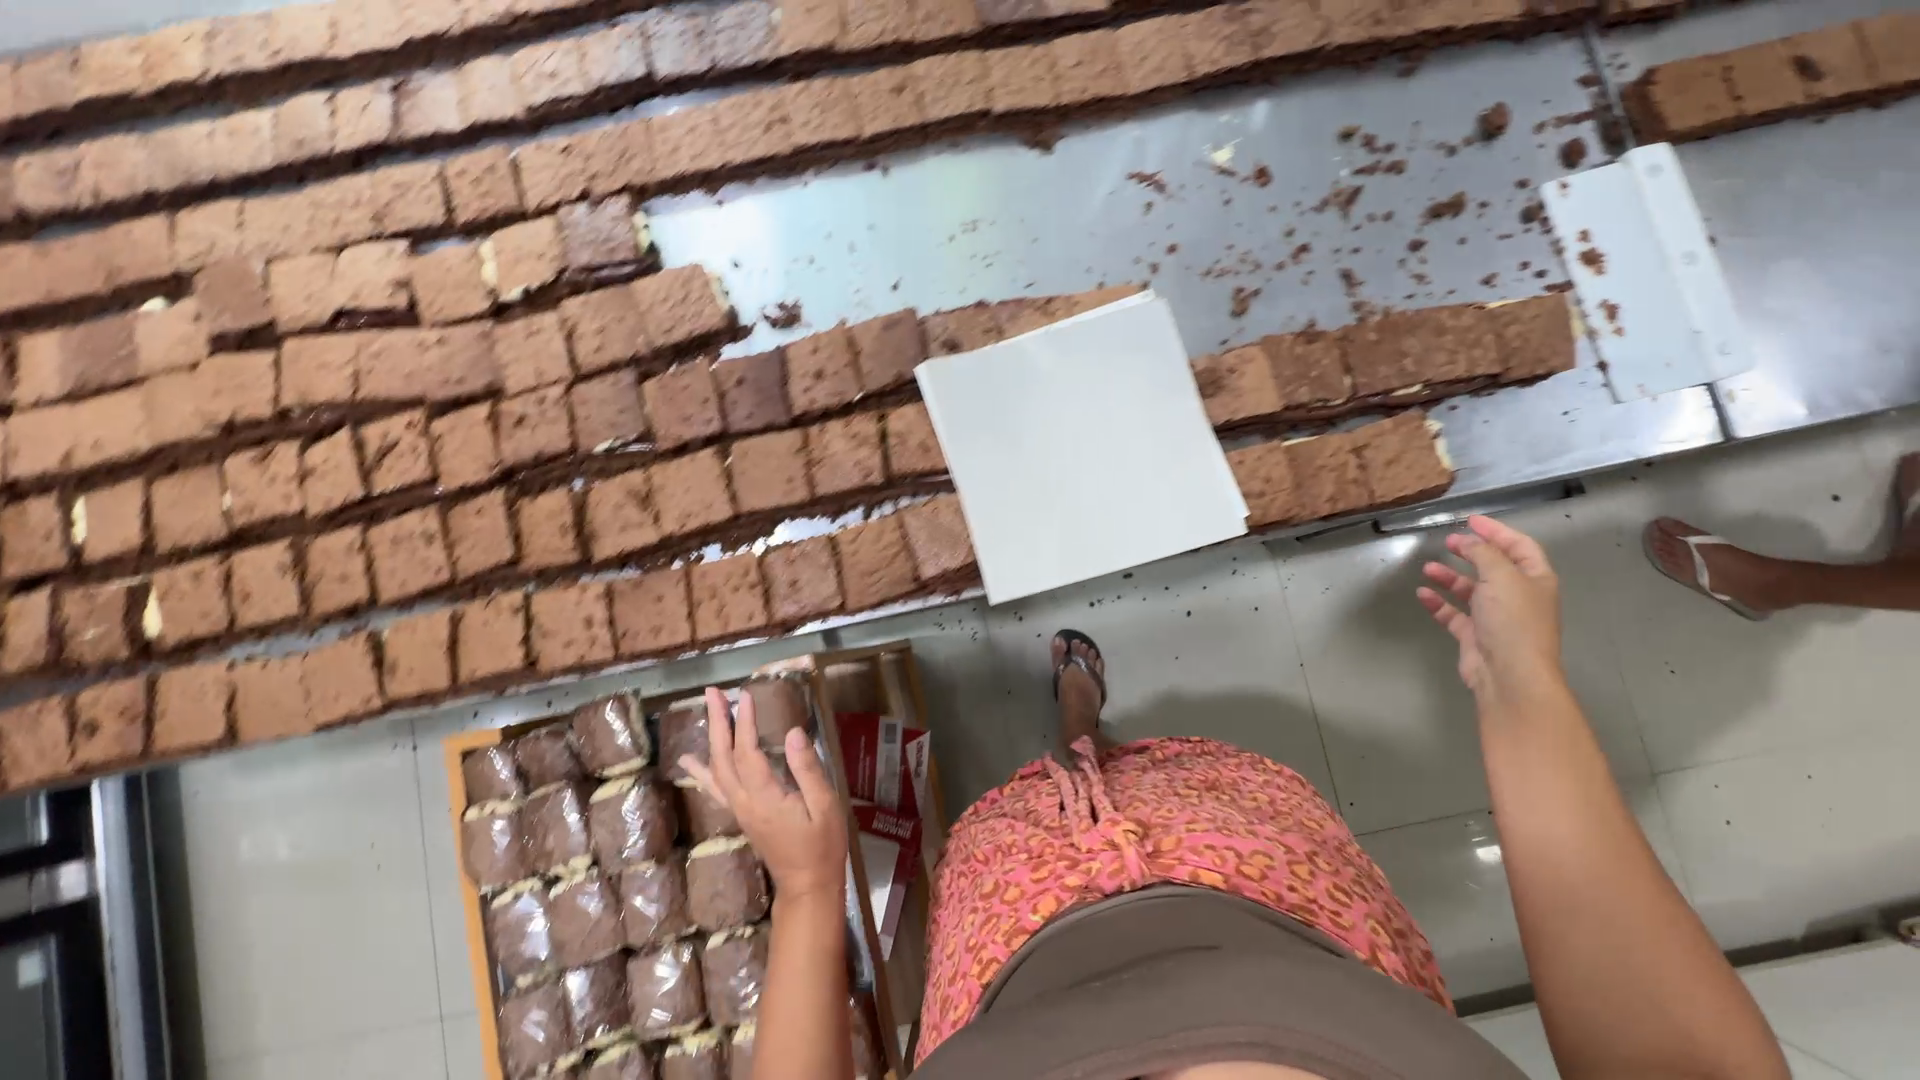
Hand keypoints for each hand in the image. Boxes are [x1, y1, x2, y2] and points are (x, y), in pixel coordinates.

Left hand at [679, 687, 847, 902]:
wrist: (807, 885)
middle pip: (722, 757)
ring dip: (711, 738)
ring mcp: (739, 810)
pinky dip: (703, 771)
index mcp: (764, 798)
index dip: (744, 723)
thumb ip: (807, 769)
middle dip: (717, 722)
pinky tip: (691, 761)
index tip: (746, 696)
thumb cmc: (823, 845)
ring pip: (716, 770)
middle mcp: (744, 802)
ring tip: (705, 712)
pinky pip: (716, 788)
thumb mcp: (825, 806)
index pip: (747, 753)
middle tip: (712, 692)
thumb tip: (793, 732)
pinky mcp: (741, 815)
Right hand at [1416, 515, 1564, 707]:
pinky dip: (1439, 603)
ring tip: (1428, 568)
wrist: (1509, 674)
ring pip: (1471, 590)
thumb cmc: (1513, 621)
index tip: (1471, 520)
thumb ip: (1483, 554)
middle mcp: (1518, 596)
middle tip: (1449, 541)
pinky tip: (1423, 594)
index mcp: (1535, 579)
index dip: (1497, 531)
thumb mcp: (1501, 577)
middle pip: (1494, 566)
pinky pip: (1454, 614)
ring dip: (1450, 577)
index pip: (1519, 546)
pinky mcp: (1475, 635)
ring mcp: (1496, 617)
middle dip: (1471, 552)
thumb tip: (1468, 542)